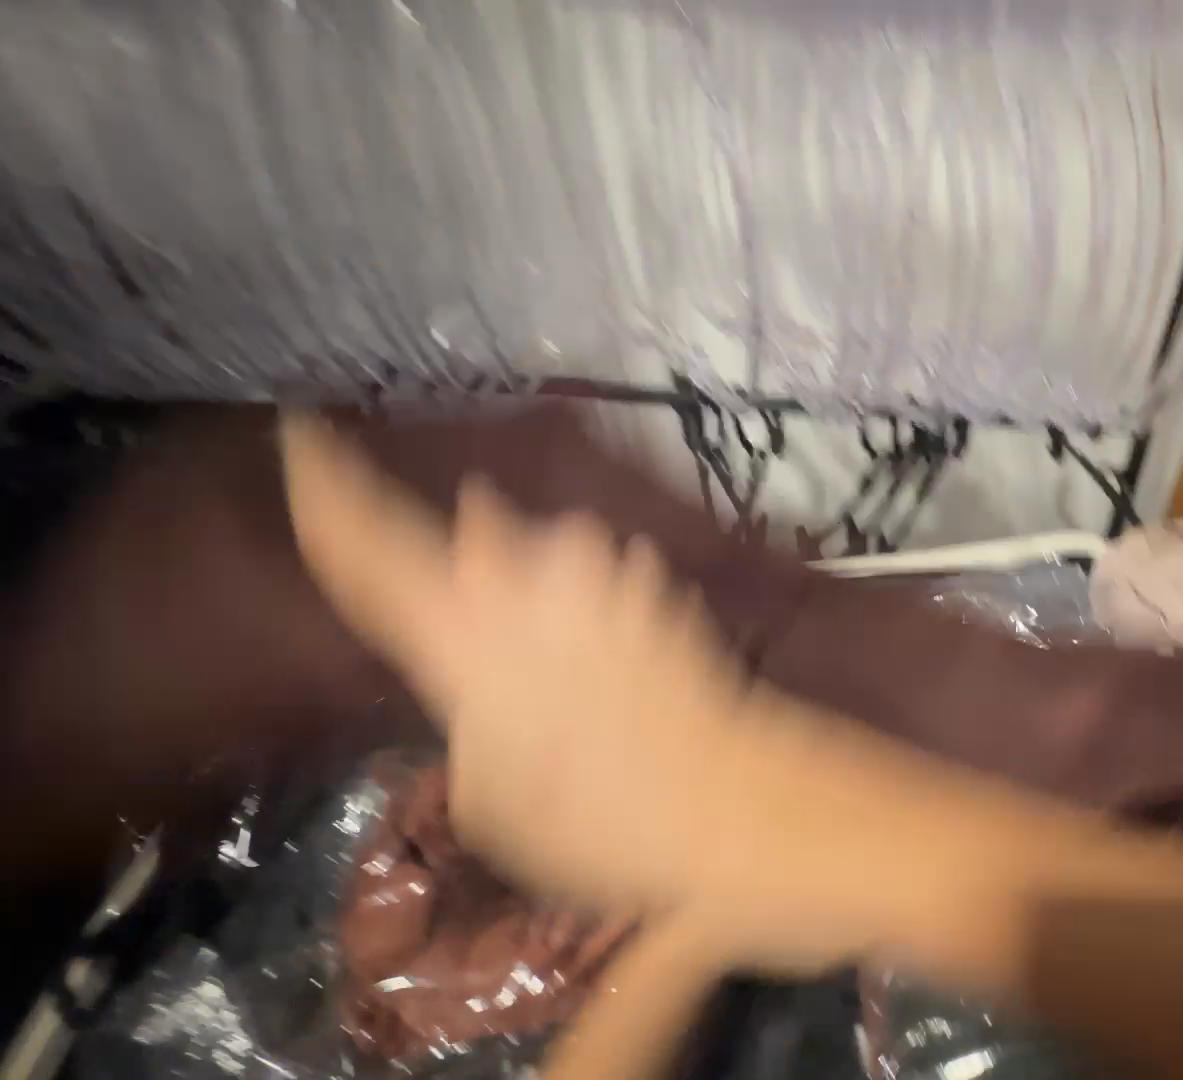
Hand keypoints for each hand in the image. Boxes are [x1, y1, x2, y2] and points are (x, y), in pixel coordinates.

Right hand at [278, 414, 849, 922]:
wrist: (726, 794)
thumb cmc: (593, 821)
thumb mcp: (490, 795)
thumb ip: (468, 706)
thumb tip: (473, 659)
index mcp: (467, 640)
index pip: (378, 548)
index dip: (336, 492)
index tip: (305, 436)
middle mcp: (537, 586)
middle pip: (476, 532)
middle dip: (463, 554)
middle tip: (469, 606)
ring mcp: (608, 580)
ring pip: (548, 544)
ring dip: (537, 575)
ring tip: (549, 642)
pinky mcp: (661, 591)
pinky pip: (608, 571)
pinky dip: (594, 593)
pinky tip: (610, 645)